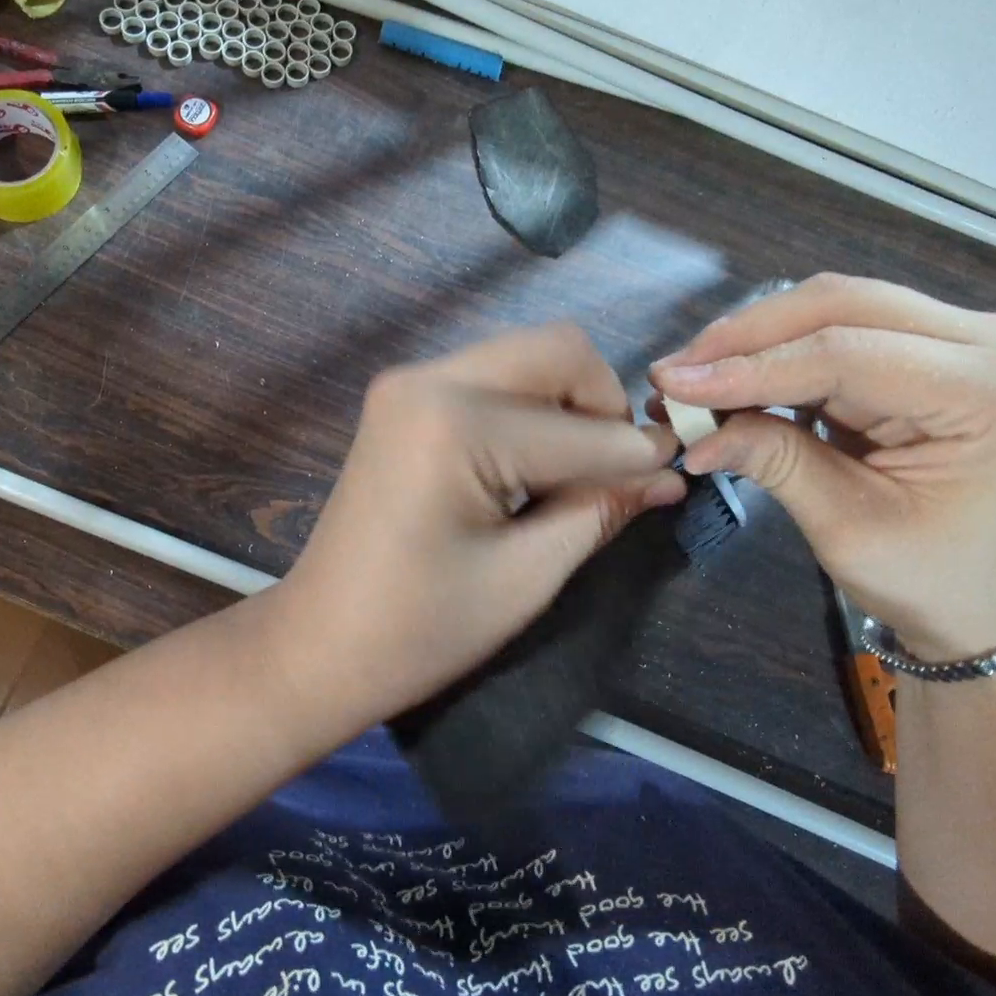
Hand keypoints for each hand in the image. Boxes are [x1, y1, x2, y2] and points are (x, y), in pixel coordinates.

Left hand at [274, 324, 685, 722]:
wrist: (319, 644)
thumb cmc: (420, 628)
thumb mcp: (525, 576)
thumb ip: (599, 509)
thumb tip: (668, 474)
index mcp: (455, 421)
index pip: (581, 426)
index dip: (639, 455)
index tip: (677, 478)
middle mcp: (428, 378)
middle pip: (555, 351)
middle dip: (601, 406)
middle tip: (617, 474)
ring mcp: (407, 384)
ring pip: (522, 360)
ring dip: (564, 407)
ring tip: (576, 477)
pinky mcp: (400, 401)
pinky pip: (487, 381)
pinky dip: (526, 412)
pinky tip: (532, 467)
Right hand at [649, 274, 995, 660]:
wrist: (987, 600)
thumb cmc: (931, 577)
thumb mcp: (846, 527)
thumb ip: (775, 463)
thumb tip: (693, 436)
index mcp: (990, 391)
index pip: (847, 354)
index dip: (751, 368)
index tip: (671, 384)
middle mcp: (987, 343)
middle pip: (841, 305)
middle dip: (745, 337)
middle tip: (671, 373)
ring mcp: (959, 338)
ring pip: (833, 307)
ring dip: (753, 340)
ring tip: (689, 378)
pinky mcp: (926, 348)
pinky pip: (835, 330)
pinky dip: (774, 353)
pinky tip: (728, 379)